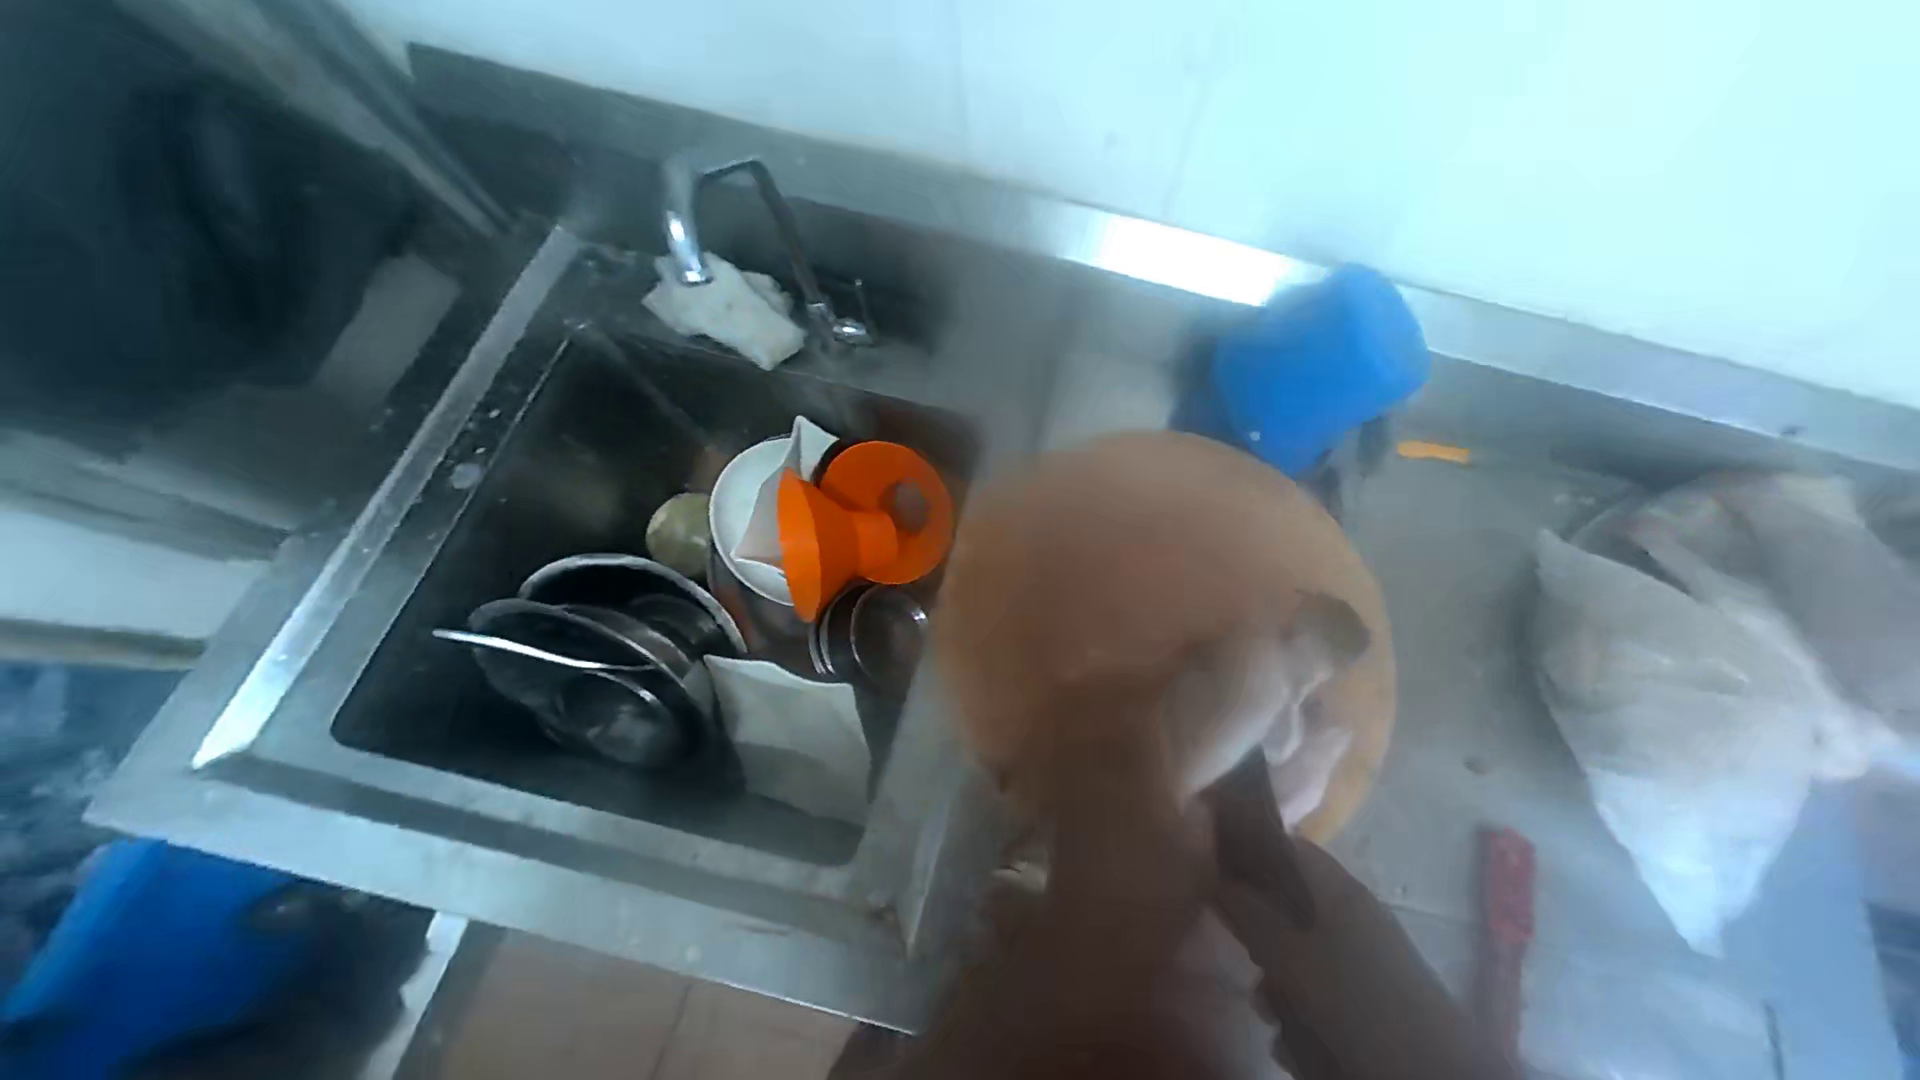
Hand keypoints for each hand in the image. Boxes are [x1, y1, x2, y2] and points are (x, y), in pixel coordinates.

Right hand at [1212, 840, 1517, 1079]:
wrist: (1441, 1077)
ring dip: (1277, 984)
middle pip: (1286, 903)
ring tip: (1271, 1015)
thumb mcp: (1292, 957)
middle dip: (1259, 935)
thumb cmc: (1360, 1003)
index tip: (1215, 875)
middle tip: (1247, 959)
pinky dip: (1304, 1013)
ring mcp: (1365, 957)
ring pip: (1300, 953)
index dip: (1248, 852)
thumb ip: (1249, 912)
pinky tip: (1295, 1044)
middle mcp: (1350, 913)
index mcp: (1336, 888)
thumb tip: (1214, 875)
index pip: (1284, 845)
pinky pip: (1323, 990)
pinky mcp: (1374, 999)